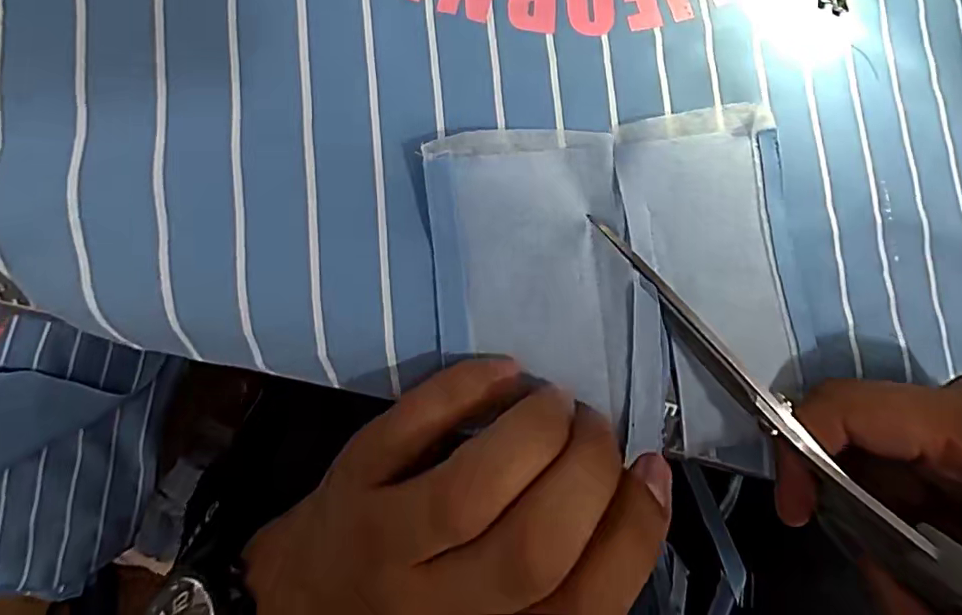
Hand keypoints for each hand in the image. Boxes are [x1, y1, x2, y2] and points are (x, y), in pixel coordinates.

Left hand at [243, 358, 672, 614]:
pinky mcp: (353, 484)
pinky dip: (468, 385)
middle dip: (587, 467)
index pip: (585, 606)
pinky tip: (507, 369)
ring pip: (470, 489)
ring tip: (555, 400)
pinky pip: (414, 425)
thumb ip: (561, 561)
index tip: (649, 465)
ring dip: (533, 428)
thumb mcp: (499, 606)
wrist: (312, 594)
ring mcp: (386, 546)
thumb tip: (639, 477)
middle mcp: (441, 611)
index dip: (634, 527)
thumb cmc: (427, 599)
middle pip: (533, 545)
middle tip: (594, 426)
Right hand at [775, 376, 961, 614]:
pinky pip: (947, 497)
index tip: (793, 515)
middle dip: (861, 515)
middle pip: (872, 445)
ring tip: (942, 601)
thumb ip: (917, 588)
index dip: (801, 449)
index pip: (846, 406)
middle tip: (897, 594)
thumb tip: (861, 559)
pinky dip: (937, 543)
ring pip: (907, 477)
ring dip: (902, 539)